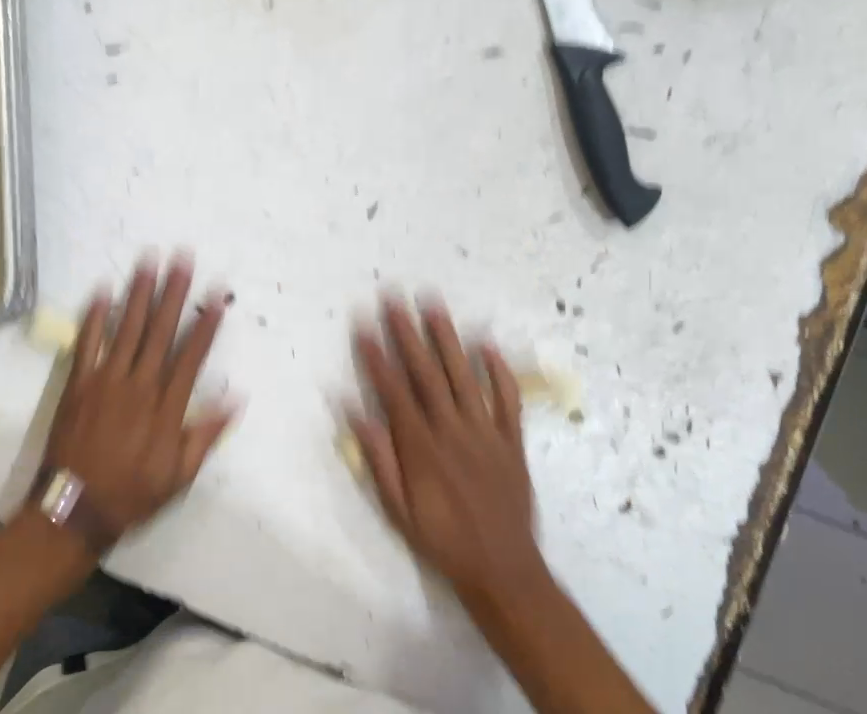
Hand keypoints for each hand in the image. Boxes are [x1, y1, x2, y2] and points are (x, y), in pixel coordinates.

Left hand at [43, 252, 236, 544]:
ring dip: (139, 292)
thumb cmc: (133, 493)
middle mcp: (139, 384)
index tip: (217, 297)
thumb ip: (206, 435)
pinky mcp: (78, 382)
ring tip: (148, 260)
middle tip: (182, 258)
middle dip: (174, 292)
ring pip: (127, 328)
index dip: (206, 325)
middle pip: (160, 331)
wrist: (76, 506)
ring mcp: (106, 380)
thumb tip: (236, 400)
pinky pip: (88, 342)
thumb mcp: (179, 475)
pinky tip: (101, 291)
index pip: (192, 356)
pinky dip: (95, 316)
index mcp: (166, 407)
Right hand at [349, 294, 542, 612]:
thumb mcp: (397, 508)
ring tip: (434, 306)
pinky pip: (507, 400)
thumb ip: (379, 458)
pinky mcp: (511, 441)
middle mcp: (452, 431)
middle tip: (394, 300)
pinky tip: (488, 345)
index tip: (364, 327)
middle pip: (426, 374)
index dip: (377, 357)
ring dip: (447, 339)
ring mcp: (485, 433)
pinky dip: (499, 371)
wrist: (502, 567)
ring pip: (464, 377)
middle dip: (407, 334)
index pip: (394, 391)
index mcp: (421, 447)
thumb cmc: (441, 539)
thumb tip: (355, 413)